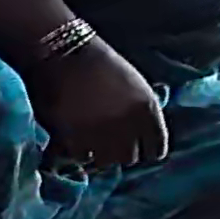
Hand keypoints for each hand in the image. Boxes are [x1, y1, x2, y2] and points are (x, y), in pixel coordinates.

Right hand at [27, 41, 167, 166]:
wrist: (64, 57)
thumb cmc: (99, 67)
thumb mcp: (134, 87)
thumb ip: (138, 112)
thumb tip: (135, 134)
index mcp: (147, 111)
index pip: (155, 149)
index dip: (144, 151)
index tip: (133, 149)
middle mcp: (126, 125)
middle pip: (128, 158)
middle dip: (118, 154)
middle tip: (106, 149)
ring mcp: (97, 132)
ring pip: (102, 161)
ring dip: (95, 156)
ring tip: (86, 148)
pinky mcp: (70, 136)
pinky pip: (77, 155)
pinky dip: (73, 153)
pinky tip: (69, 145)